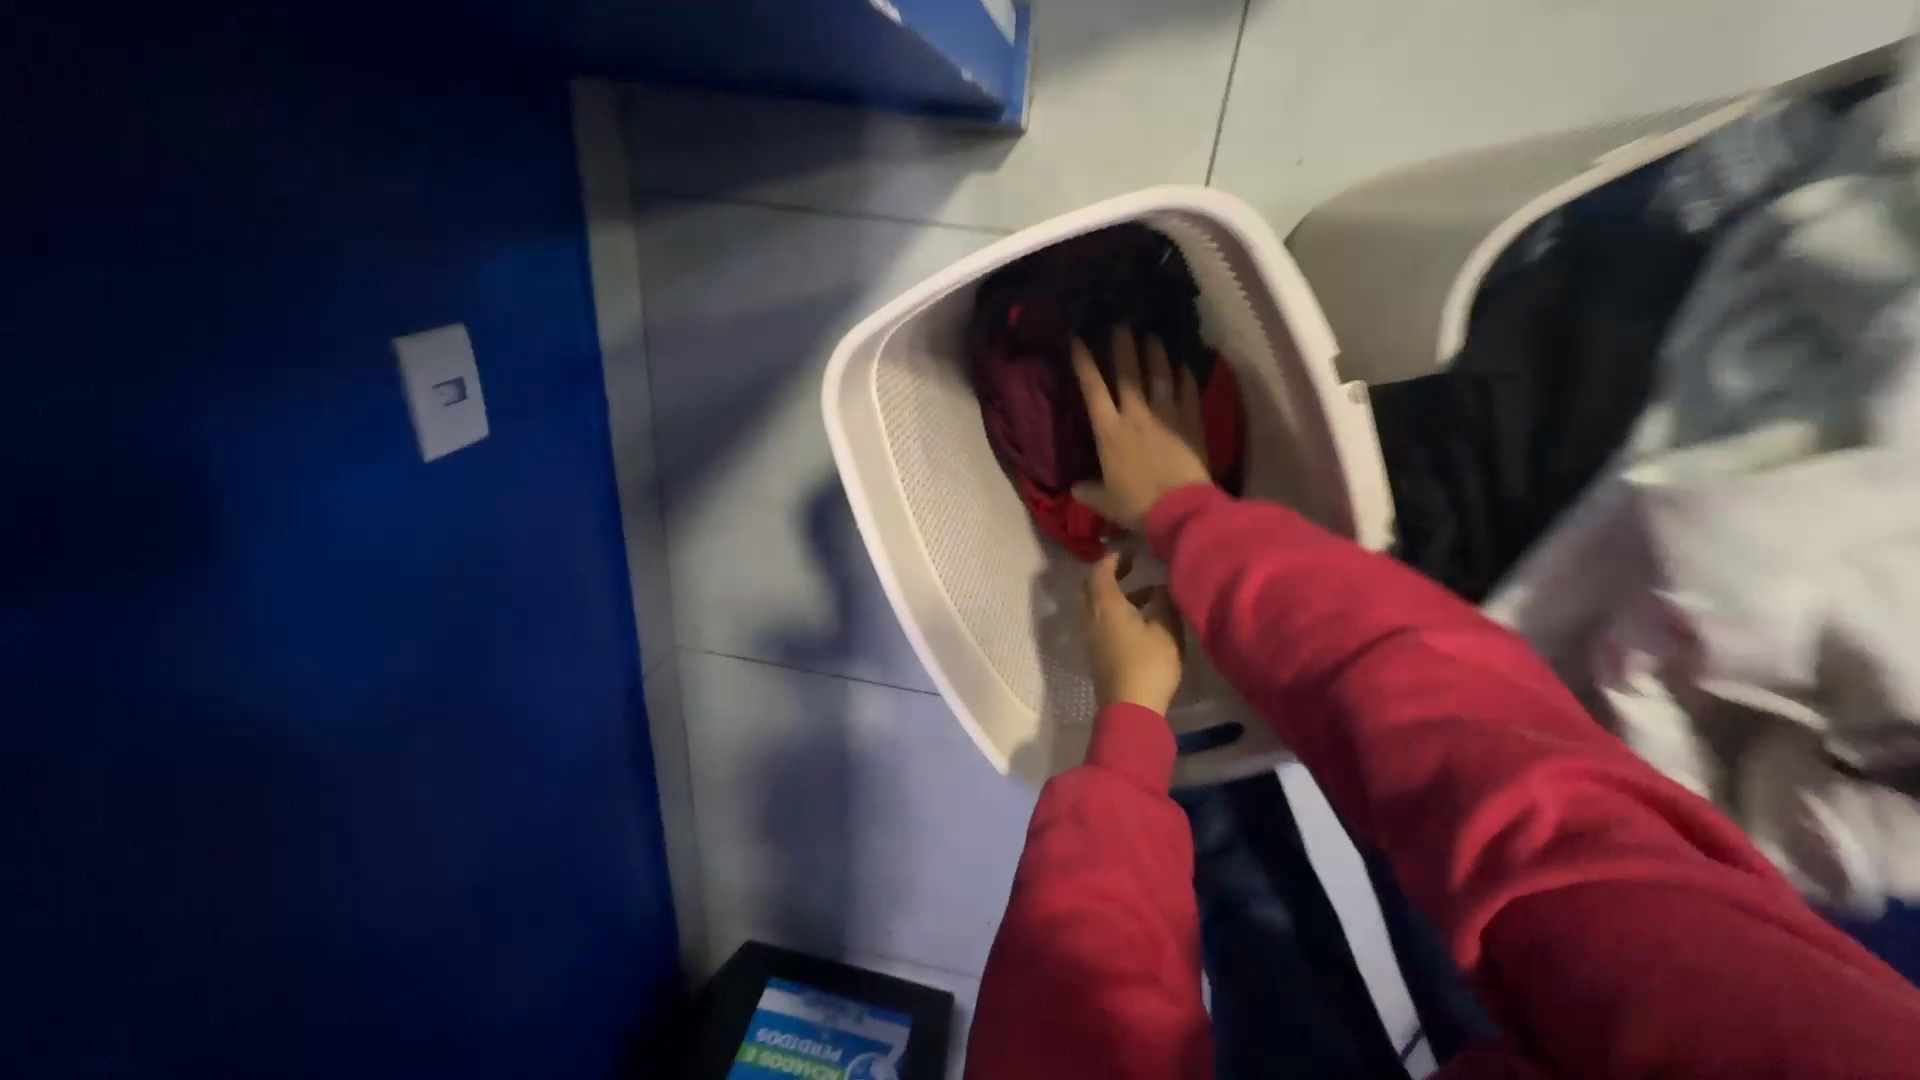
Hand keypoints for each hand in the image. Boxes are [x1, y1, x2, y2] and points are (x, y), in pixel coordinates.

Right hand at [1071, 325, 1213, 529]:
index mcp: (1109, 432)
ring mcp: (1166, 415)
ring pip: (1160, 375)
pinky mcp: (1191, 422)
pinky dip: (1186, 377)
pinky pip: (1188, 392)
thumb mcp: (1105, 502)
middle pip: (1128, 372)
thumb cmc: (1136, 505)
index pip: (1093, 389)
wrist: (1180, 510)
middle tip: (1121, 323)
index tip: (1078, 340)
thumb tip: (1075, 488)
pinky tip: (1185, 366)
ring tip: (1152, 336)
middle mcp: (1136, 415)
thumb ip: (1089, 491)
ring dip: (1155, 354)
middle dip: (1123, 345)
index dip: (1085, 363)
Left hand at [1083, 552, 1183, 713]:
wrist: (1129, 708)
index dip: (1113, 559)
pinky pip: (1100, 623)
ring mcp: (1090, 637)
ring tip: (1149, 596)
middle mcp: (1090, 617)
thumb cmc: (1149, 664)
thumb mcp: (1166, 630)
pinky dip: (1115, 613)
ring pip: (1097, 607)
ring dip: (1117, 597)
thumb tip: (1160, 588)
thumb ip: (1164, 603)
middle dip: (1110, 575)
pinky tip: (1140, 622)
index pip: (1099, 572)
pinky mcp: (1095, 654)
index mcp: (1105, 605)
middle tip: (1132, 569)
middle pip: (1092, 588)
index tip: (1130, 553)